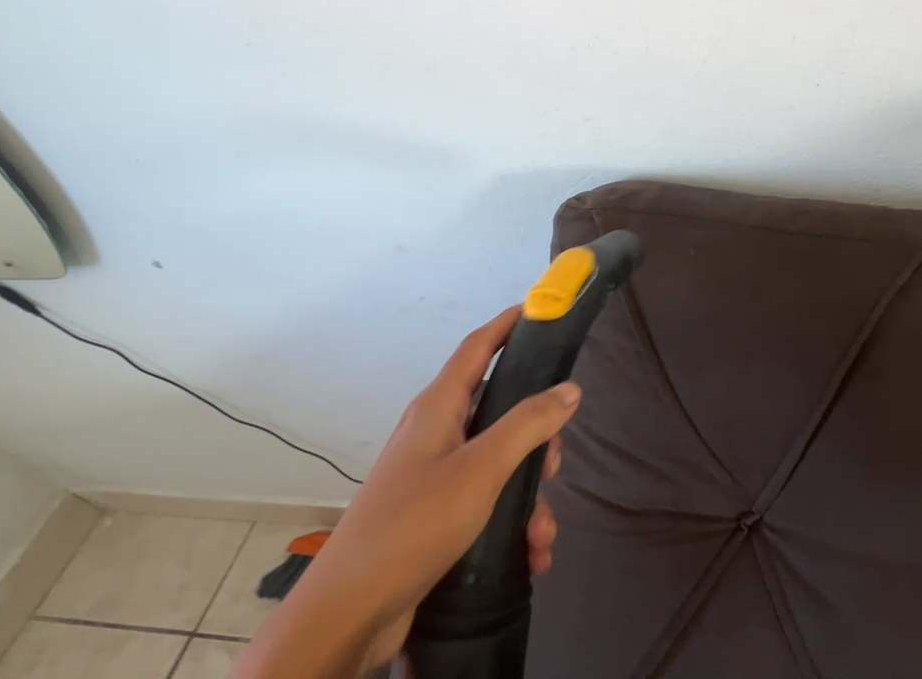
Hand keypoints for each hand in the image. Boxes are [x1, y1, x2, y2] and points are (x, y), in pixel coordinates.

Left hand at [286, 308, 577, 648]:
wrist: (351, 609)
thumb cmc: (415, 523)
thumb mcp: (482, 469)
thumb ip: (528, 424)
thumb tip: (570, 388)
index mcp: (439, 407)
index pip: (478, 347)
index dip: (509, 326)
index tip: (544, 312)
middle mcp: (436, 432)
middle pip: (500, 410)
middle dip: (536, 437)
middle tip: (553, 464)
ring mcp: (435, 474)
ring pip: (500, 464)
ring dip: (528, 496)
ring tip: (541, 534)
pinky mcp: (436, 513)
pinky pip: (487, 502)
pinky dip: (512, 524)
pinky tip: (530, 554)